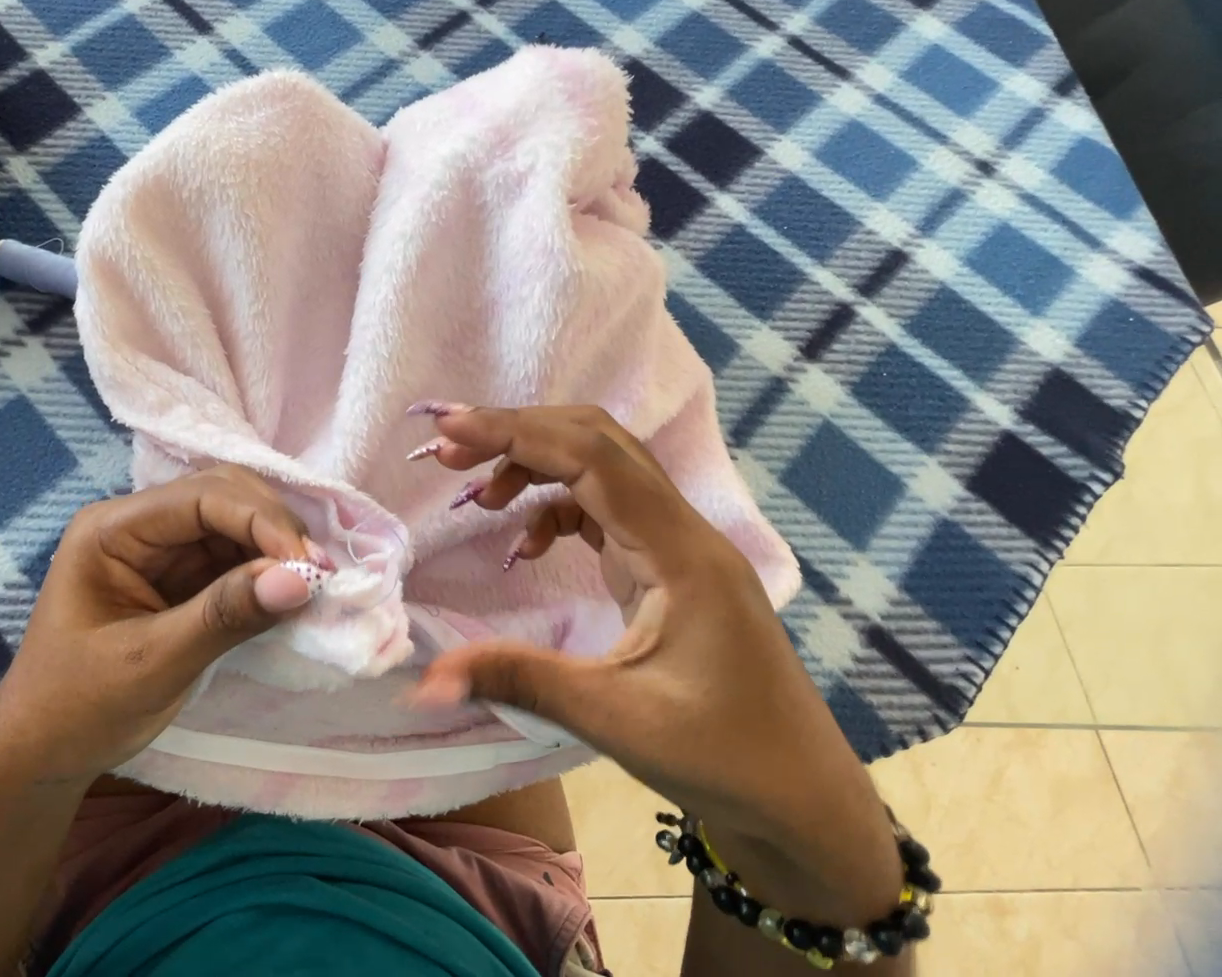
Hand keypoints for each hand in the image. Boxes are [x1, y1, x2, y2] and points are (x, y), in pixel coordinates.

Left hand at [0, 466, 322, 785]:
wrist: (43, 751)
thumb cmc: (79, 707)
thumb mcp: (152, 663)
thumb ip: (224, 616)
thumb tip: (301, 580)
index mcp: (111, 530)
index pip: (200, 498)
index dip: (261, 521)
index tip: (309, 565)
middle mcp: (136, 526)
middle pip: (221, 495)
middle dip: (273, 527)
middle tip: (317, 573)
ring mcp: (158, 550)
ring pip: (233, 523)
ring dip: (275, 547)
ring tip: (312, 583)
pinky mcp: (178, 578)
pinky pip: (232, 557)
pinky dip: (265, 570)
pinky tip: (289, 591)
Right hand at [408, 405, 901, 922]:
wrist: (800, 795)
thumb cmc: (719, 755)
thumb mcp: (612, 718)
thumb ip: (518, 680)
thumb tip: (424, 681)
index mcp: (680, 553)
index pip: (593, 458)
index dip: (518, 433)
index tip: (450, 429)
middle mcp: (683, 532)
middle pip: (600, 442)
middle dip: (522, 434)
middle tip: (452, 450)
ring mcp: (679, 547)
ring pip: (604, 468)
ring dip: (538, 464)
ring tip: (479, 494)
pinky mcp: (668, 567)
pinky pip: (607, 508)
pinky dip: (556, 506)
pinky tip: (529, 545)